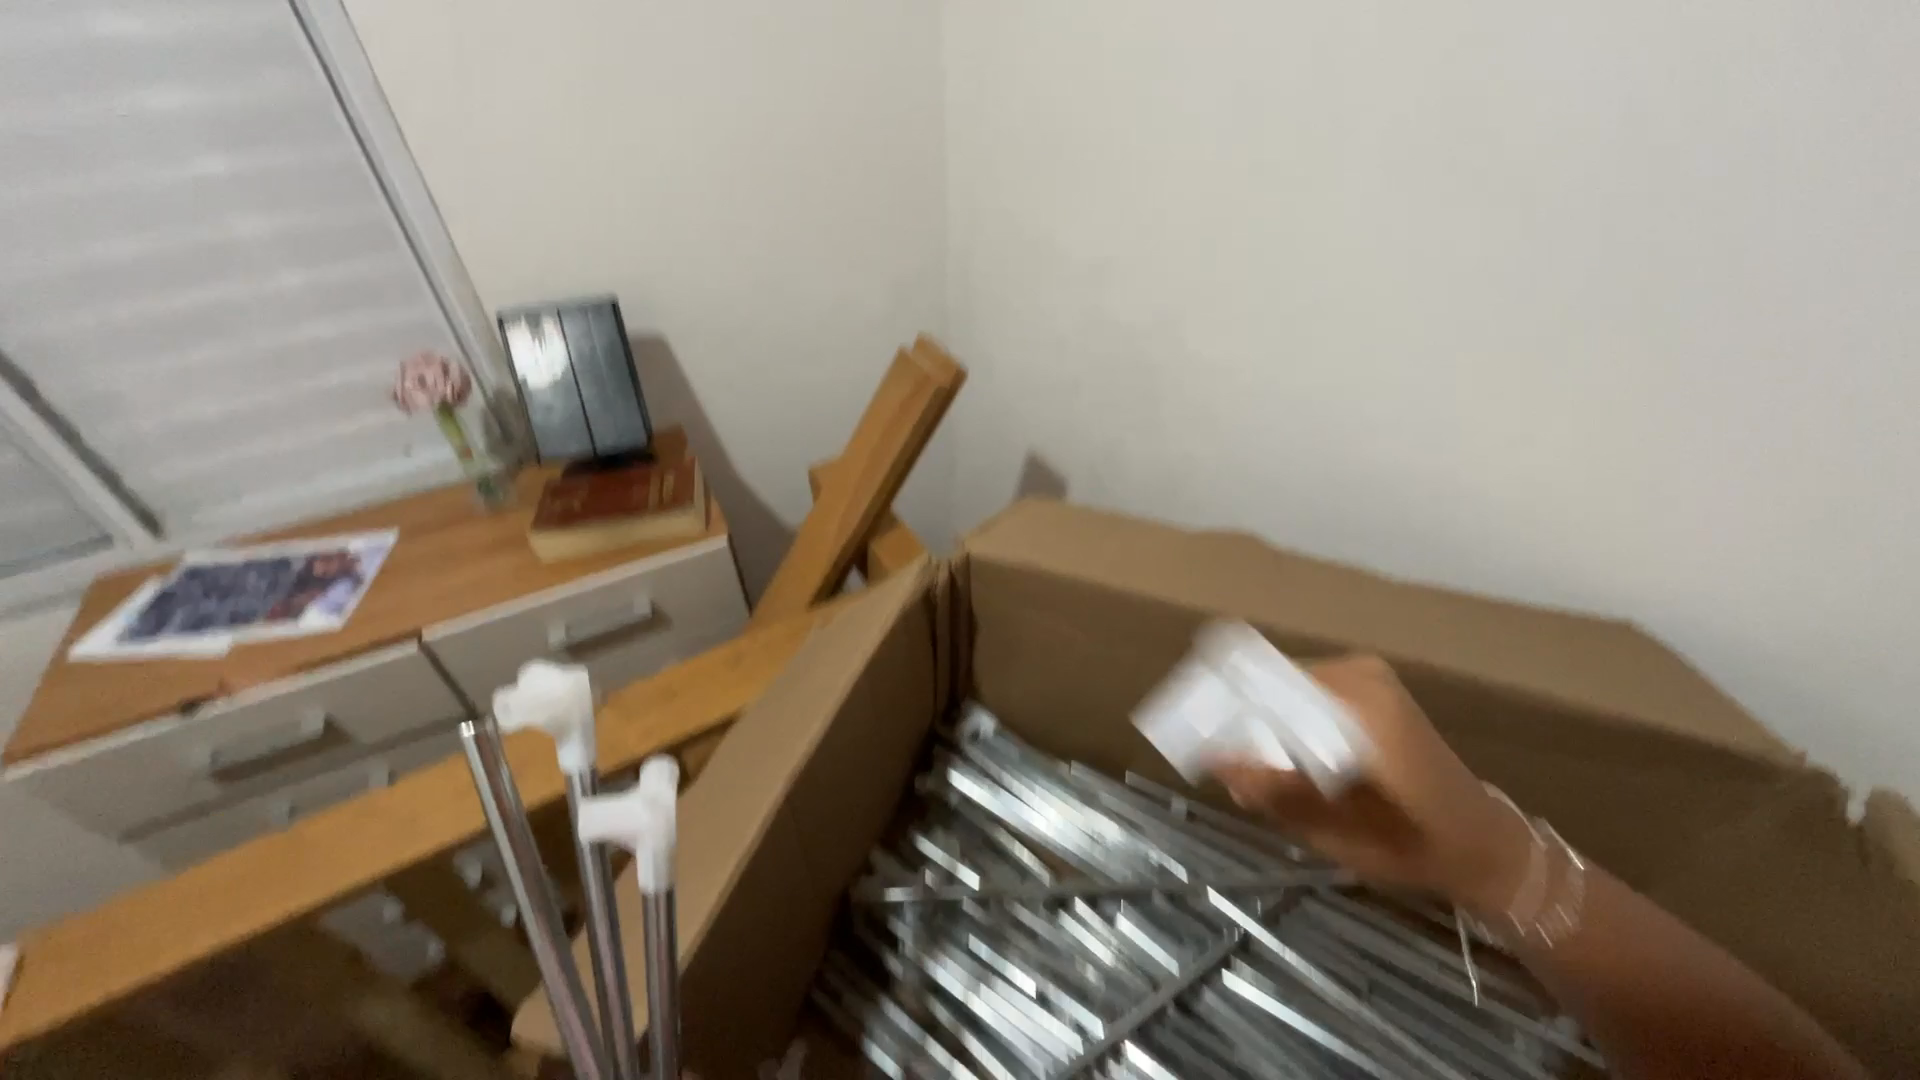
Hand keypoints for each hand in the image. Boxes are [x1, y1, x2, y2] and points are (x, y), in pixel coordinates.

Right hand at [1209, 654, 1532, 915]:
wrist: (1479, 844)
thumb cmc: (1411, 844)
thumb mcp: (1336, 830)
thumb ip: (1276, 791)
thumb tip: (1216, 761)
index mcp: (1358, 701)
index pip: (1264, 683)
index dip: (1223, 708)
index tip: (1192, 738)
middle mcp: (1358, 673)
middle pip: (1268, 685)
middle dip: (1240, 723)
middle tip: (1224, 767)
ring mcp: (1364, 675)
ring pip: (1280, 691)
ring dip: (1260, 727)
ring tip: (1253, 772)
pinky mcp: (1366, 686)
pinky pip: (1300, 696)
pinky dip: (1283, 725)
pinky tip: (1284, 762)